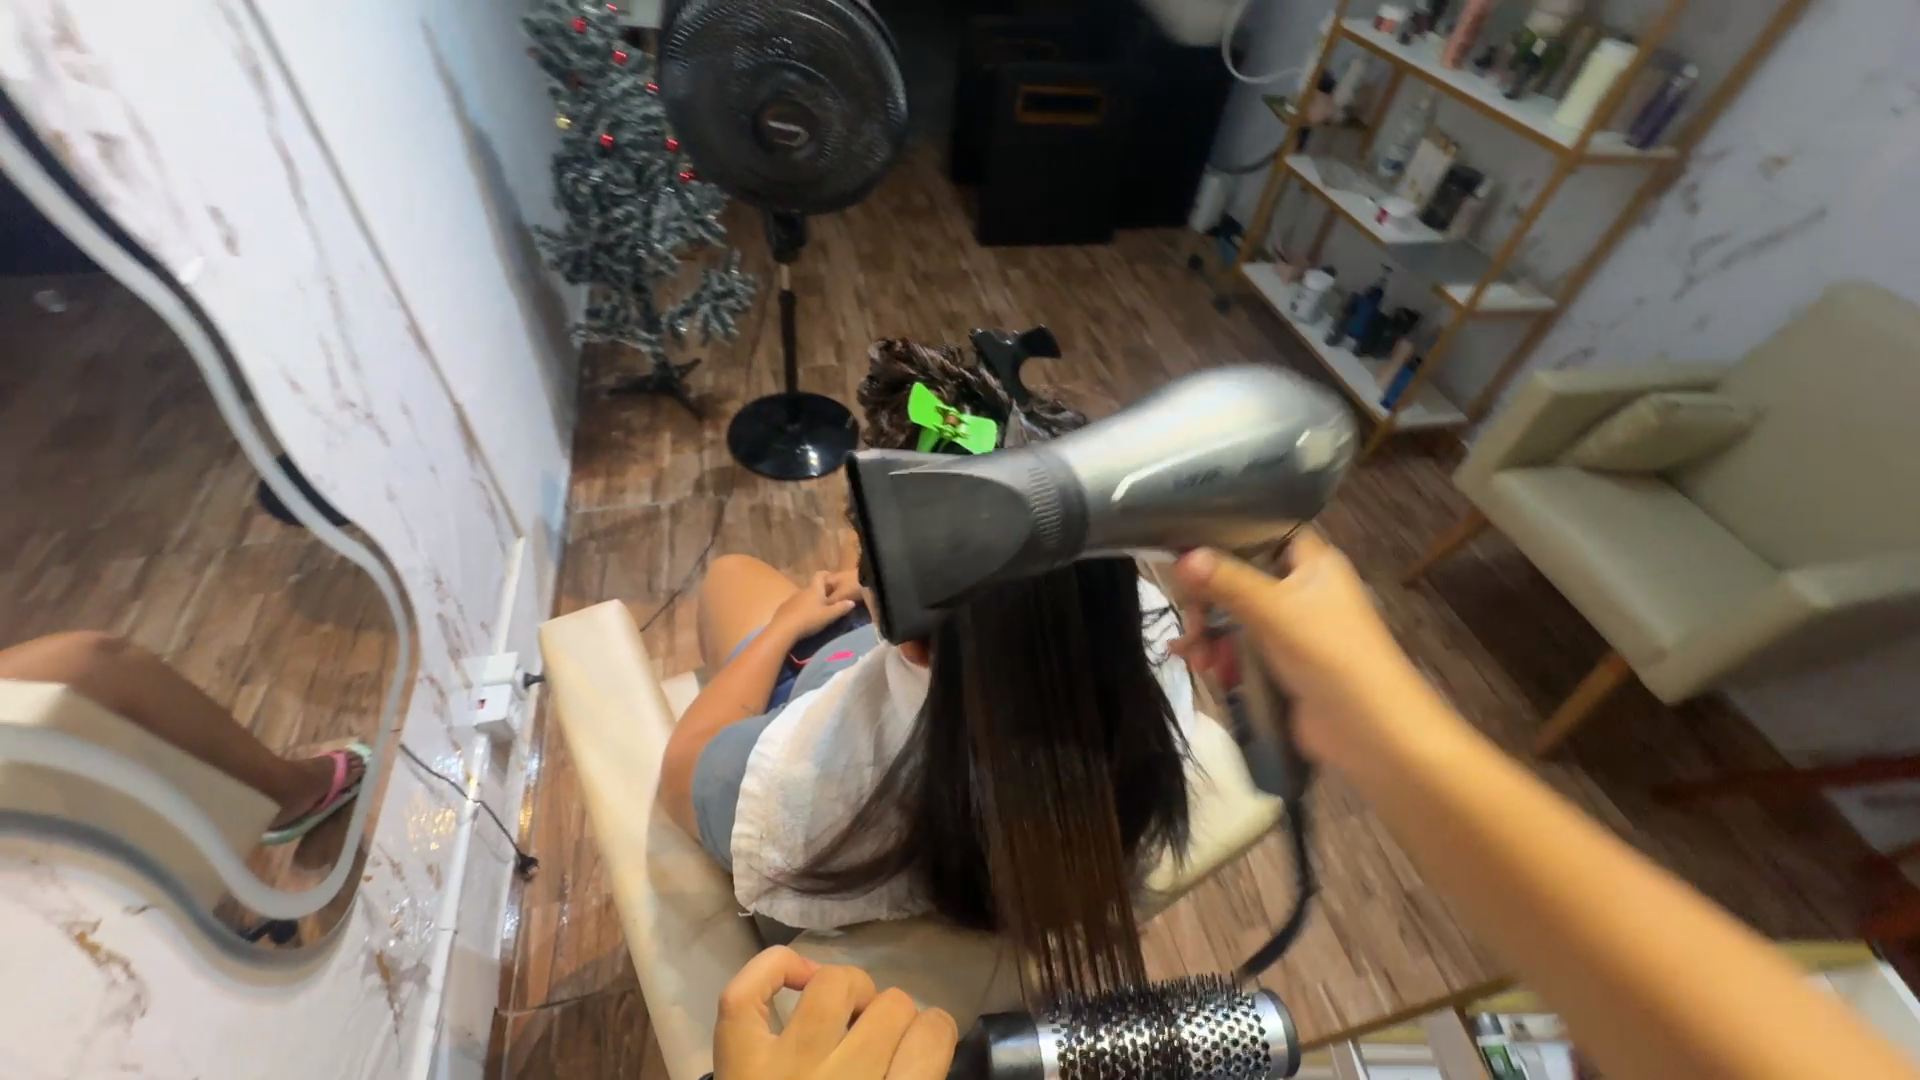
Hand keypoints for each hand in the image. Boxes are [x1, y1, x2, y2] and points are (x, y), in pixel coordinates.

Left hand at [714, 946, 957, 1079]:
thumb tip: (929, 1047)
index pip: (932, 1038)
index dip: (936, 1032)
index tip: (927, 1043)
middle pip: (891, 1006)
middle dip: (895, 1018)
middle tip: (882, 1046)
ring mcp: (779, 1072)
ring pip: (836, 985)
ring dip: (852, 991)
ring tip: (848, 1017)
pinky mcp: (734, 1066)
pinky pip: (746, 993)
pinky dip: (774, 969)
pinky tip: (800, 981)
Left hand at [770, 571, 859, 640]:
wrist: (783, 629)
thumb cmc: (809, 619)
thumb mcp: (829, 615)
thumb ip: (841, 608)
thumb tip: (852, 602)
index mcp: (815, 589)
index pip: (820, 575)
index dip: (827, 575)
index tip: (833, 580)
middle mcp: (802, 590)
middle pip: (813, 587)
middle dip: (820, 592)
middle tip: (829, 601)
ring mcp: (791, 598)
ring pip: (804, 596)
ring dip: (810, 601)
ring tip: (816, 612)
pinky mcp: (783, 608)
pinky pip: (795, 604)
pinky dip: (800, 608)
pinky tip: (803, 618)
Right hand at [1171, 531, 1438, 769]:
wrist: (1369, 732)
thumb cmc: (1330, 655)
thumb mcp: (1274, 611)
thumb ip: (1226, 581)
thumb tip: (1179, 556)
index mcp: (1312, 563)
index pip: (1263, 531)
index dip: (1225, 535)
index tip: (1184, 546)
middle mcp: (1300, 588)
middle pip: (1237, 576)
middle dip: (1205, 599)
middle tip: (1189, 619)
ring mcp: (1289, 626)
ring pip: (1232, 613)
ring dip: (1206, 632)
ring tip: (1193, 657)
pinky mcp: (1278, 661)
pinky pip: (1237, 645)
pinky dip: (1217, 654)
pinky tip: (1202, 667)